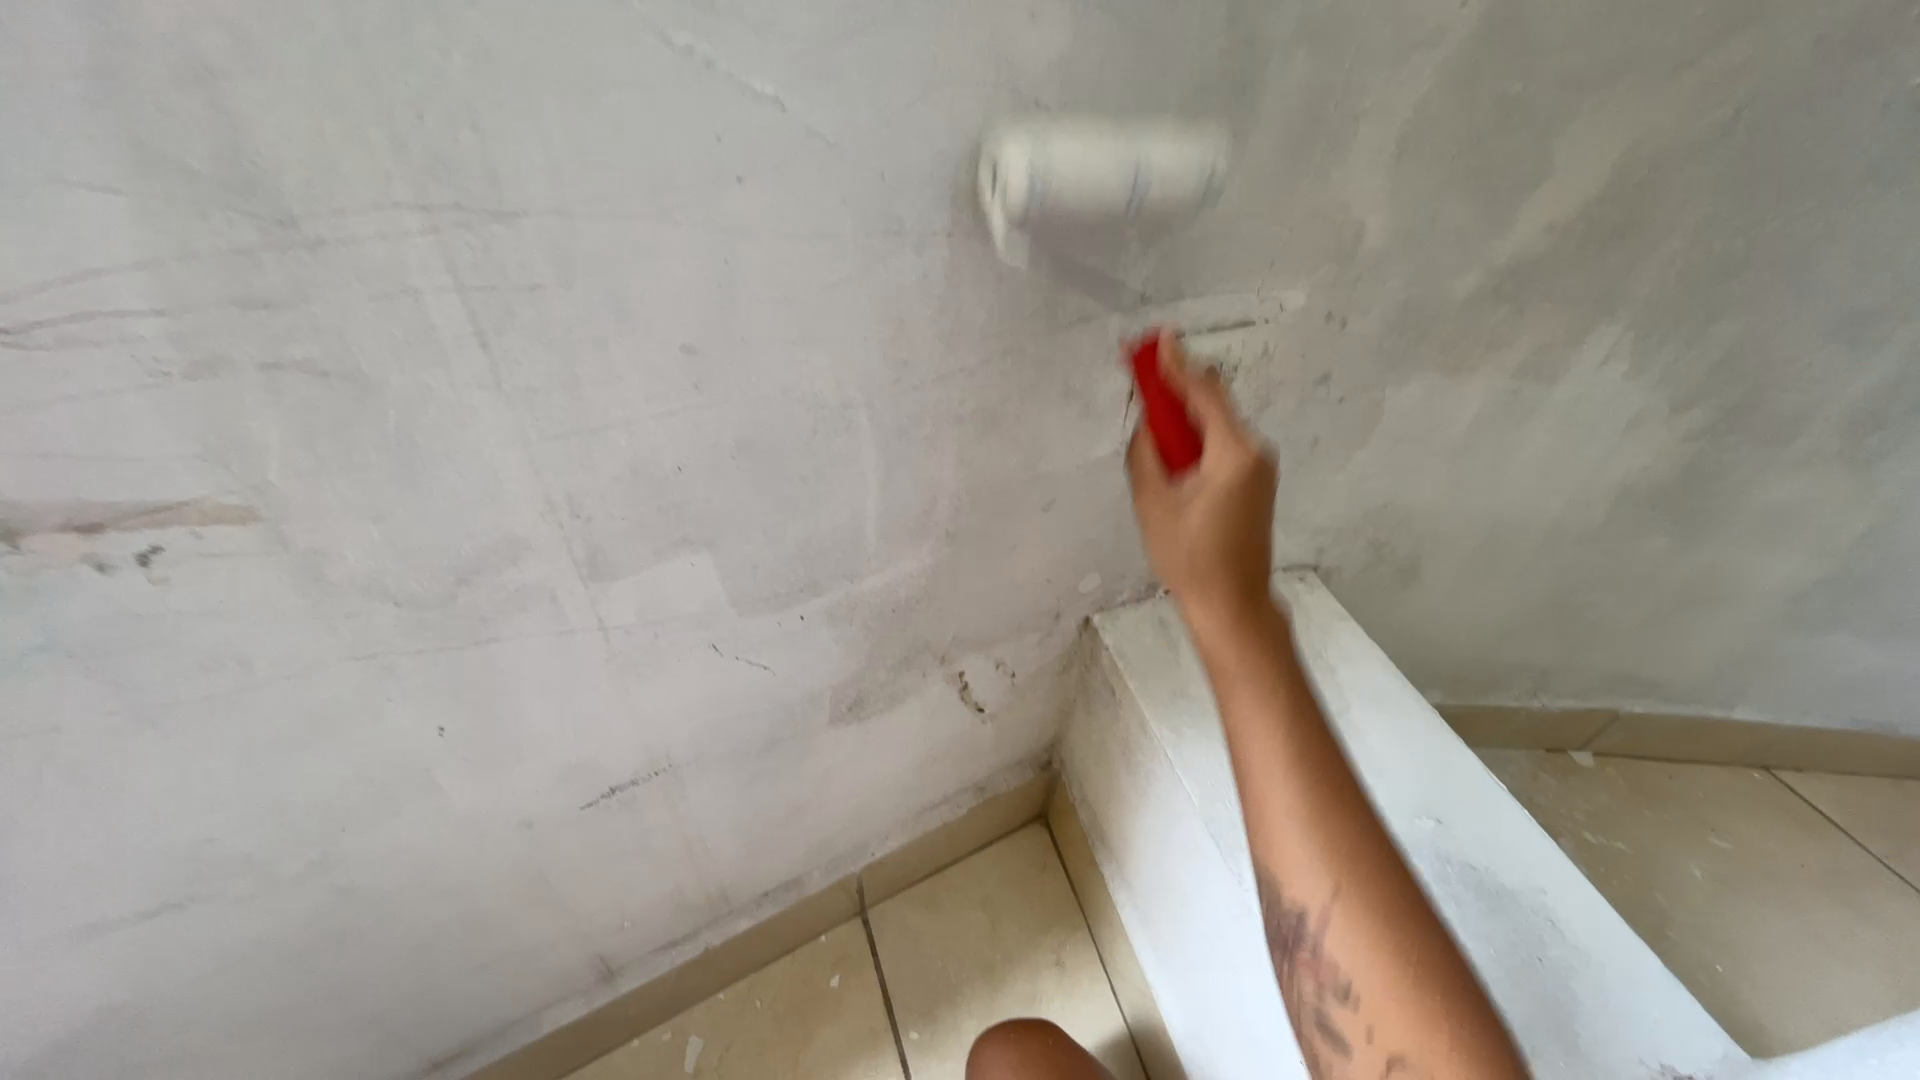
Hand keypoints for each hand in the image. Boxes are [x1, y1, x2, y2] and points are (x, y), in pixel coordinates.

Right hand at [1125, 330, 1279, 636]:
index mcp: (1233, 452)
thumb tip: (1149, 422)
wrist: (1232, 604)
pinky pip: (1221, 447)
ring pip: (1215, 427)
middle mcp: (1254, 451)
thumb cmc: (1189, 557)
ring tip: (1151, 432)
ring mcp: (1259, 468)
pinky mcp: (1255, 484)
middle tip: (1143, 381)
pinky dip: (1195, 442)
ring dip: (1183, 421)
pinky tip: (1173, 457)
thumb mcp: (1152, 501)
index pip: (1203, 392)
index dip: (1175, 364)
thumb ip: (1146, 450)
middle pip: (1212, 404)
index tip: (1154, 339)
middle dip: (1176, 391)